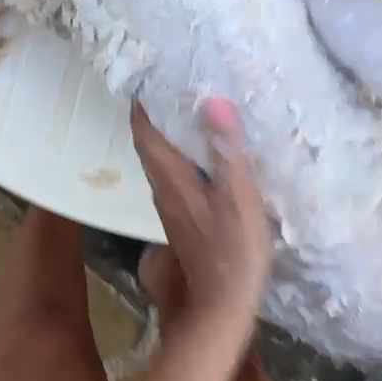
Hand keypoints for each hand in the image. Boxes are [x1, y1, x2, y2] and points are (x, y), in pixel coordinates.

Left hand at [131, 100, 270, 344]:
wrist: (224, 307)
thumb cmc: (233, 249)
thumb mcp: (237, 194)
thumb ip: (225, 149)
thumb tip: (212, 101)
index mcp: (171, 178)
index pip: (146, 132)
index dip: (144, 103)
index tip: (151, 73)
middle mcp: (163, 188)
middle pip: (150, 142)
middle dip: (157, 112)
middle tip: (173, 82)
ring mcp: (172, 205)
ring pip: (162, 158)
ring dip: (171, 132)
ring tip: (190, 106)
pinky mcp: (184, 217)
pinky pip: (175, 172)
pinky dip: (182, 152)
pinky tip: (202, 148)